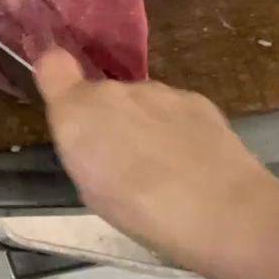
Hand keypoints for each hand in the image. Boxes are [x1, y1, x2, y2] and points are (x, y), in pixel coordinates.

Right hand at [35, 48, 278, 269]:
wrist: (227, 214)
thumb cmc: (141, 212)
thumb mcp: (90, 187)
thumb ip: (82, 146)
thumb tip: (89, 131)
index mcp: (75, 113)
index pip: (52, 64)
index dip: (57, 76)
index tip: (64, 101)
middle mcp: (112, 91)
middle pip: (100, 93)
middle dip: (106, 119)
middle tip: (122, 162)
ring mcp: (158, 92)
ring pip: (139, 102)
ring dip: (143, 125)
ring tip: (164, 171)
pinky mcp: (197, 100)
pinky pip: (173, 110)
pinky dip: (176, 129)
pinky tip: (194, 164)